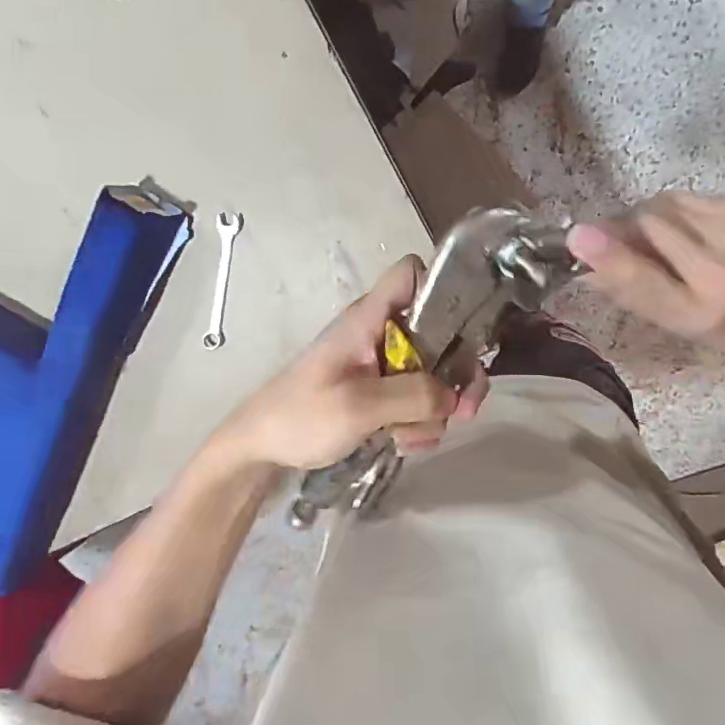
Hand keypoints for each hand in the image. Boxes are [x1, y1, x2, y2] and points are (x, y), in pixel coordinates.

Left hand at [210, 256, 488, 470]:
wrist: (261, 449)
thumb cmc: (300, 417)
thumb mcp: (357, 406)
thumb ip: (412, 395)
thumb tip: (453, 395)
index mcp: (368, 320)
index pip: (411, 274)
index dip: (442, 287)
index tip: (462, 330)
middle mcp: (379, 335)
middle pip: (439, 333)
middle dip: (456, 373)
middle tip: (463, 411)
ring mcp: (379, 366)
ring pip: (432, 374)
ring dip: (434, 409)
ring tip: (411, 437)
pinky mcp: (378, 395)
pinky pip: (415, 401)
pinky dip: (417, 423)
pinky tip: (402, 443)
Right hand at [566, 192, 724, 343]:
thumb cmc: (696, 316)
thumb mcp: (653, 313)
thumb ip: (617, 282)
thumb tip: (576, 244)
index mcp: (699, 303)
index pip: (644, 276)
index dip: (610, 254)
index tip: (575, 237)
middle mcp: (724, 262)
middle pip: (646, 223)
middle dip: (623, 232)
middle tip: (620, 249)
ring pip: (658, 205)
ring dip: (643, 220)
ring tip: (653, 244)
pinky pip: (676, 198)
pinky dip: (665, 212)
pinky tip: (674, 231)